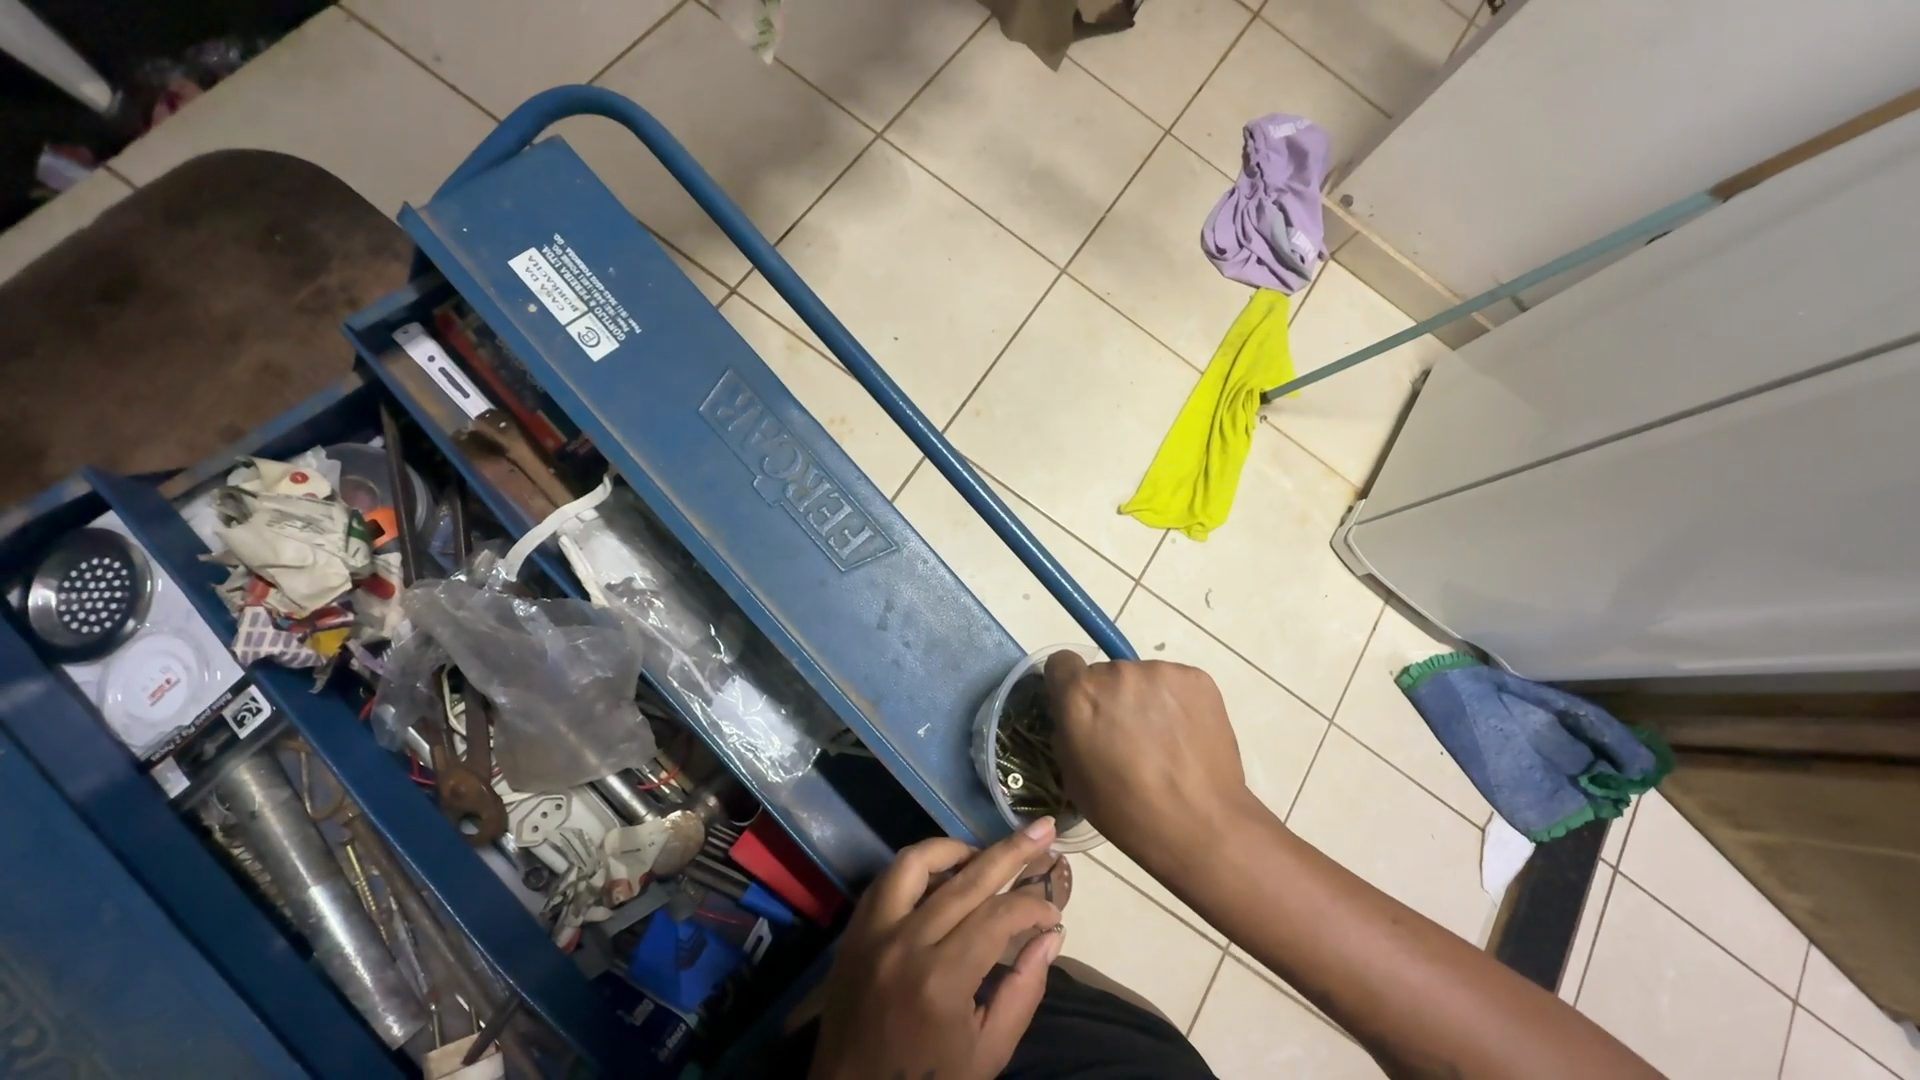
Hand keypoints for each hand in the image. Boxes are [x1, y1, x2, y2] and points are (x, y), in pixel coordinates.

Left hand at [808, 818, 1064, 1079]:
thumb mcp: (988, 1052)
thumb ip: (1024, 990)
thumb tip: (1050, 935)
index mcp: (941, 979)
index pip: (999, 917)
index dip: (1033, 907)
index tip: (1053, 914)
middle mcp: (905, 943)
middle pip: (967, 879)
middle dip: (1012, 851)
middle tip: (1043, 829)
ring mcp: (871, 933)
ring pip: (916, 862)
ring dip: (955, 849)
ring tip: (985, 854)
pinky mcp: (852, 933)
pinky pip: (885, 881)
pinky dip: (916, 867)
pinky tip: (941, 873)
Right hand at [1044, 653, 1263, 869]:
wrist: (1199, 823)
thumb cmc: (1125, 809)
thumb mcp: (1073, 776)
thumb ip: (1067, 732)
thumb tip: (1078, 718)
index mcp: (1079, 695)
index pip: (1061, 663)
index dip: (1068, 686)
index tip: (1081, 710)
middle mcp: (1117, 672)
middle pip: (1105, 674)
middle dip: (1111, 698)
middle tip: (1127, 736)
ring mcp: (1160, 672)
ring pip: (1142, 678)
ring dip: (1145, 699)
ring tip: (1163, 740)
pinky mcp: (1196, 678)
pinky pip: (1174, 684)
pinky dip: (1176, 703)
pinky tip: (1185, 736)